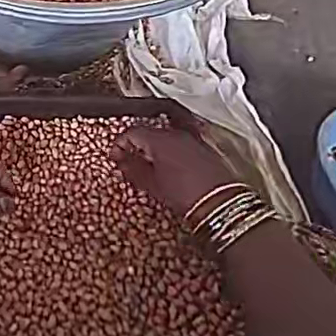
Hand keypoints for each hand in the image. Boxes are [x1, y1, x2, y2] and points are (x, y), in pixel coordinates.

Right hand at [109, 125, 237, 220]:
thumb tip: (121, 161)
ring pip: (164, 137)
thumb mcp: (151, 183)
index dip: (119, 144)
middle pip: (148, 132)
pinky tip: (167, 167)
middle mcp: (175, 133)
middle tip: (128, 161)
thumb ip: (132, 168)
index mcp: (158, 138)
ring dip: (152, 148)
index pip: (131, 132)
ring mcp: (190, 139)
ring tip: (147, 166)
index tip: (114, 156)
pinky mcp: (202, 148)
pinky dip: (168, 151)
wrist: (220, 203)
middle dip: (135, 145)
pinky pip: (178, 143)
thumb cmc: (184, 193)